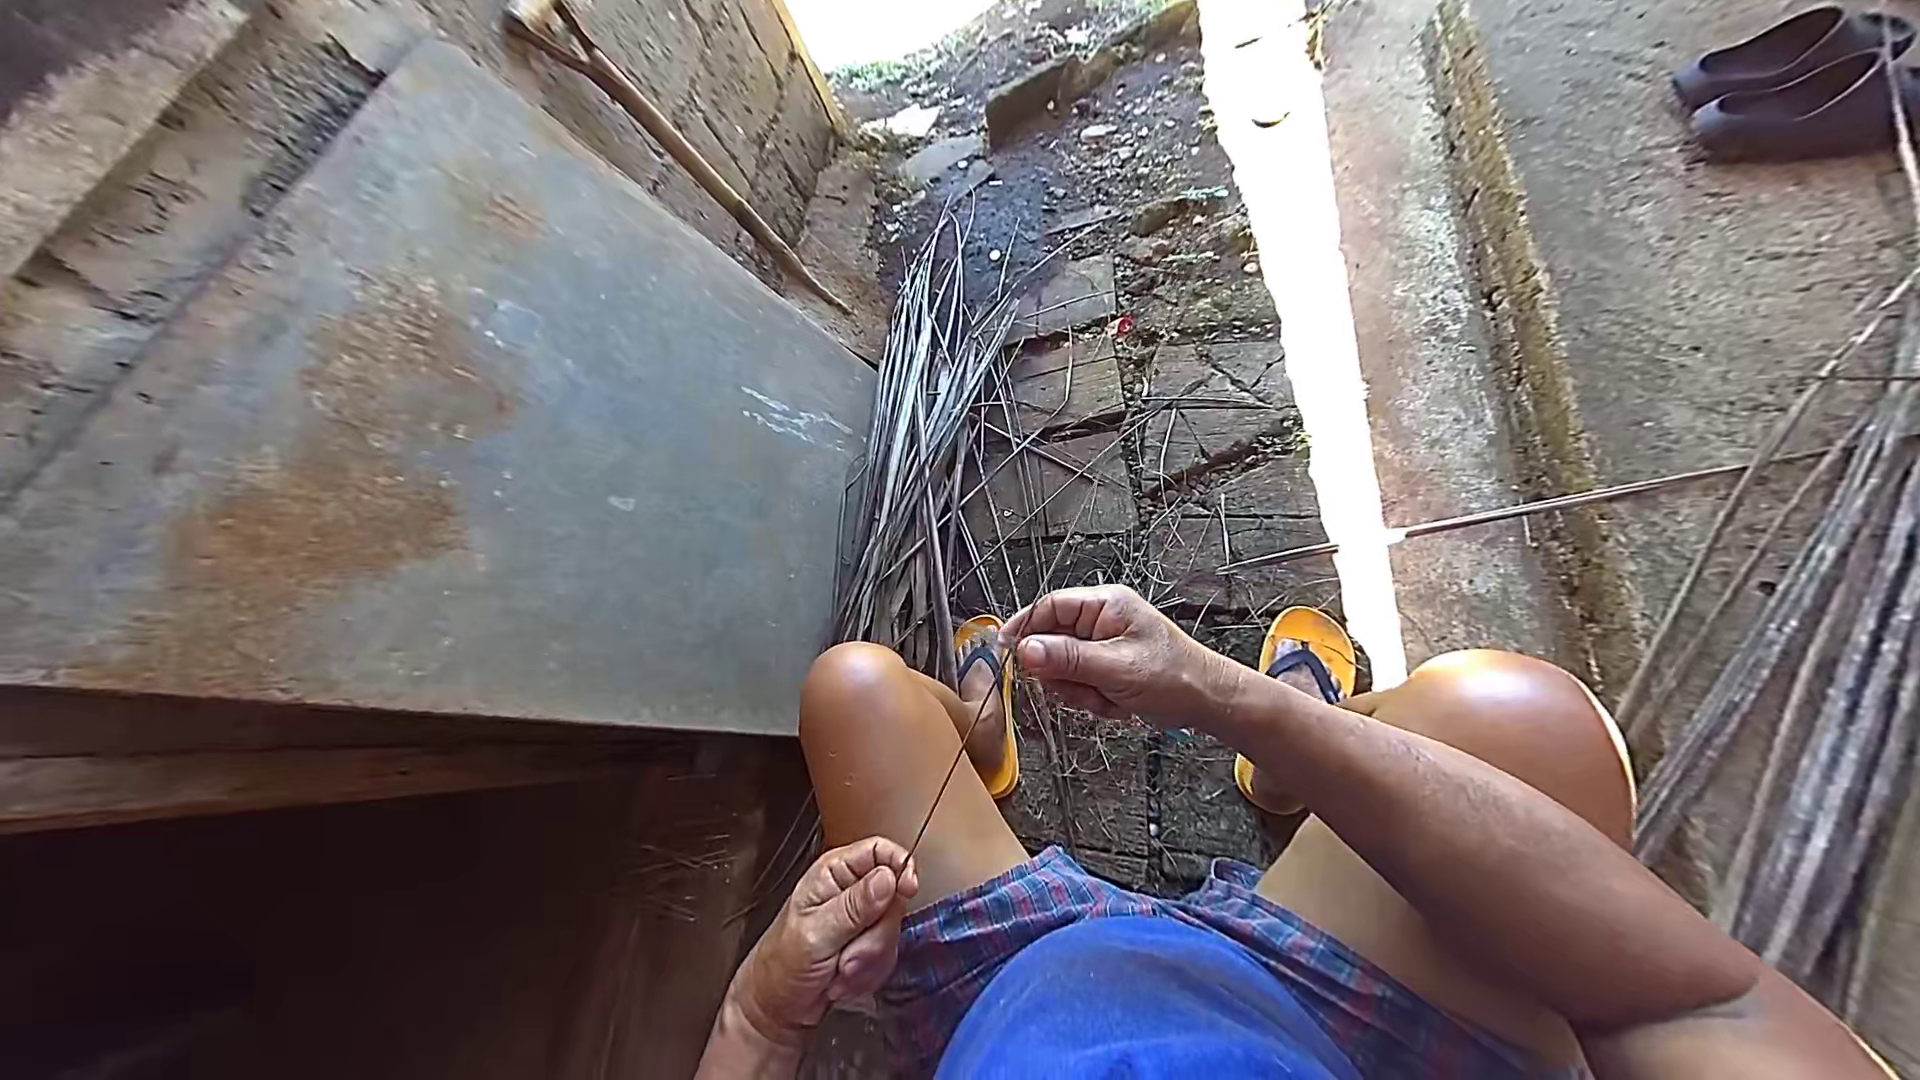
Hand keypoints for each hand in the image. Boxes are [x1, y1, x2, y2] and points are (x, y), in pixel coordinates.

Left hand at [725, 837, 919, 1046]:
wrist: (776, 1010)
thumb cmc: (781, 965)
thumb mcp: (815, 934)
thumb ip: (853, 906)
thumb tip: (887, 877)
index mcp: (834, 872)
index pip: (879, 850)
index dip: (899, 864)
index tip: (907, 888)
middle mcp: (851, 888)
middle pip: (893, 895)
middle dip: (876, 934)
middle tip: (849, 955)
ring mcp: (862, 917)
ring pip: (892, 929)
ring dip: (868, 959)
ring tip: (838, 970)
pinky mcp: (869, 942)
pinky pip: (888, 954)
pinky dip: (868, 973)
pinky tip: (843, 979)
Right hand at [1002, 584, 1243, 727]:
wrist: (1207, 702)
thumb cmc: (1175, 675)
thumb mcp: (1116, 668)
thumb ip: (1068, 658)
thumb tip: (1025, 650)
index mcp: (1104, 605)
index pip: (1050, 607)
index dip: (1025, 627)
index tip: (1007, 649)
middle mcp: (1099, 620)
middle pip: (1051, 641)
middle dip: (1062, 672)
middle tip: (1080, 688)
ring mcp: (1101, 645)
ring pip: (1061, 668)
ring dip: (1078, 690)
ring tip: (1106, 697)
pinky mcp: (1103, 667)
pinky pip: (1077, 683)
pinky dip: (1090, 699)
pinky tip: (1115, 703)